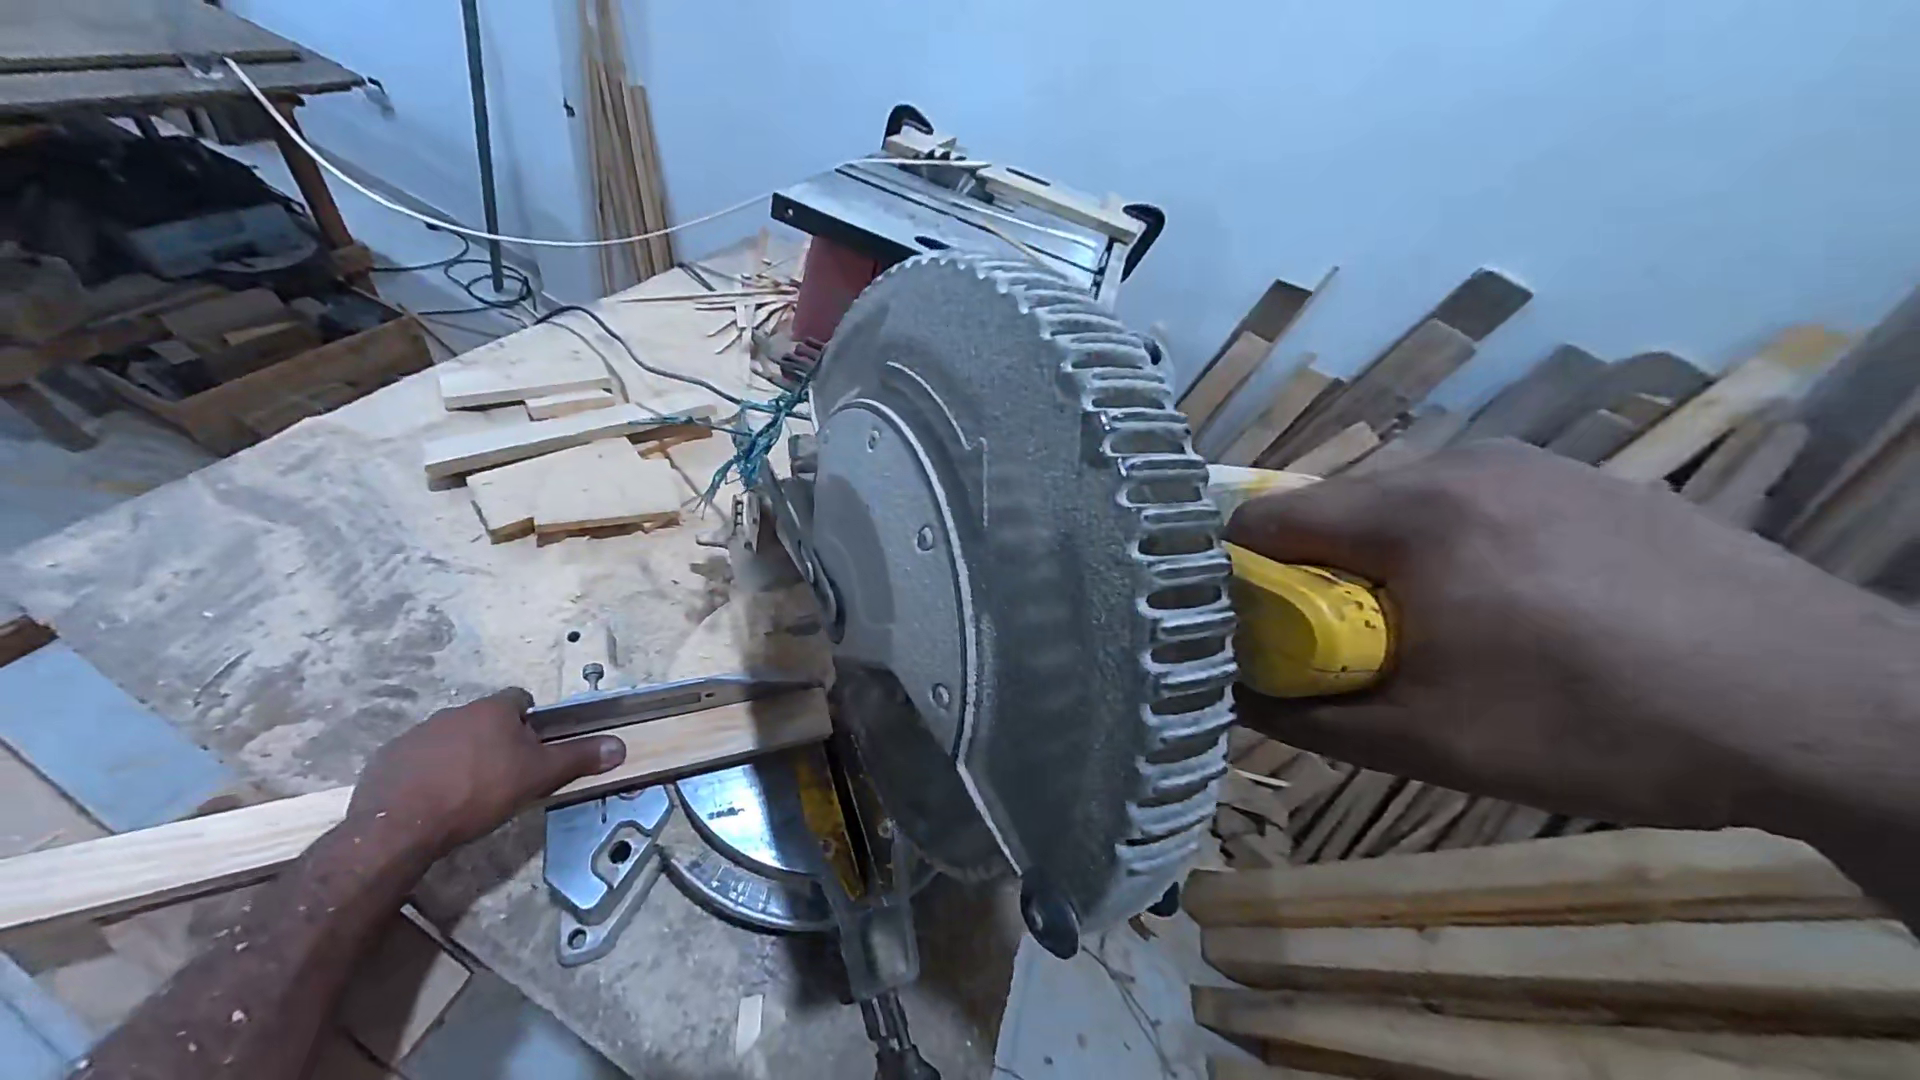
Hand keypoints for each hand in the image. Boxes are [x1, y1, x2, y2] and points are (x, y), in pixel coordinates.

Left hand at [348, 688, 625, 857]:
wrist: (398, 829)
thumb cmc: (479, 792)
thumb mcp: (539, 776)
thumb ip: (579, 757)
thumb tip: (619, 745)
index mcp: (493, 710)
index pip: (521, 699)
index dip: (531, 720)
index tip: (534, 746)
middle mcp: (454, 713)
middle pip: (485, 719)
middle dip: (496, 740)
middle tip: (506, 773)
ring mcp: (414, 736)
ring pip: (450, 739)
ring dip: (461, 756)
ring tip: (468, 792)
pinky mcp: (384, 761)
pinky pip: (416, 760)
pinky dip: (427, 774)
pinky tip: (432, 802)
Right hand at [1227, 441, 1919, 836]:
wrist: (1837, 712)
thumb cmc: (1597, 724)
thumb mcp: (1427, 741)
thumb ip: (1308, 716)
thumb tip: (1232, 697)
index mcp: (1409, 514)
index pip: (1266, 517)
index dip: (1236, 570)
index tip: (1250, 622)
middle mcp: (1457, 464)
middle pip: (1330, 507)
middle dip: (1311, 570)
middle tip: (1340, 639)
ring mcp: (1526, 464)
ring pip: (1397, 502)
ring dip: (1377, 557)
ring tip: (1423, 625)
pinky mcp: (1579, 479)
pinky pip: (1465, 501)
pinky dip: (1443, 545)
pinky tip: (1499, 603)